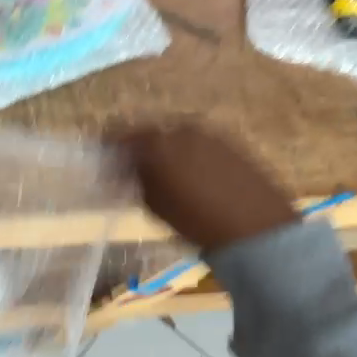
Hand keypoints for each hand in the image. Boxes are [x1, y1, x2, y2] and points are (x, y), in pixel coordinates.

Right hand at [112, 120, 298, 252]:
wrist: (256, 228)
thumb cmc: (196, 221)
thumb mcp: (153, 205)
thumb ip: (133, 180)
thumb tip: (118, 170)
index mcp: (156, 142)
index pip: (118, 134)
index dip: (106, 146)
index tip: (100, 159)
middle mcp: (181, 128)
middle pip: (148, 132)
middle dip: (136, 148)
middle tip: (127, 167)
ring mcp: (210, 133)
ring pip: (174, 136)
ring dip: (162, 150)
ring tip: (157, 172)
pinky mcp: (231, 143)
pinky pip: (196, 143)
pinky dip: (185, 153)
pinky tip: (186, 174)